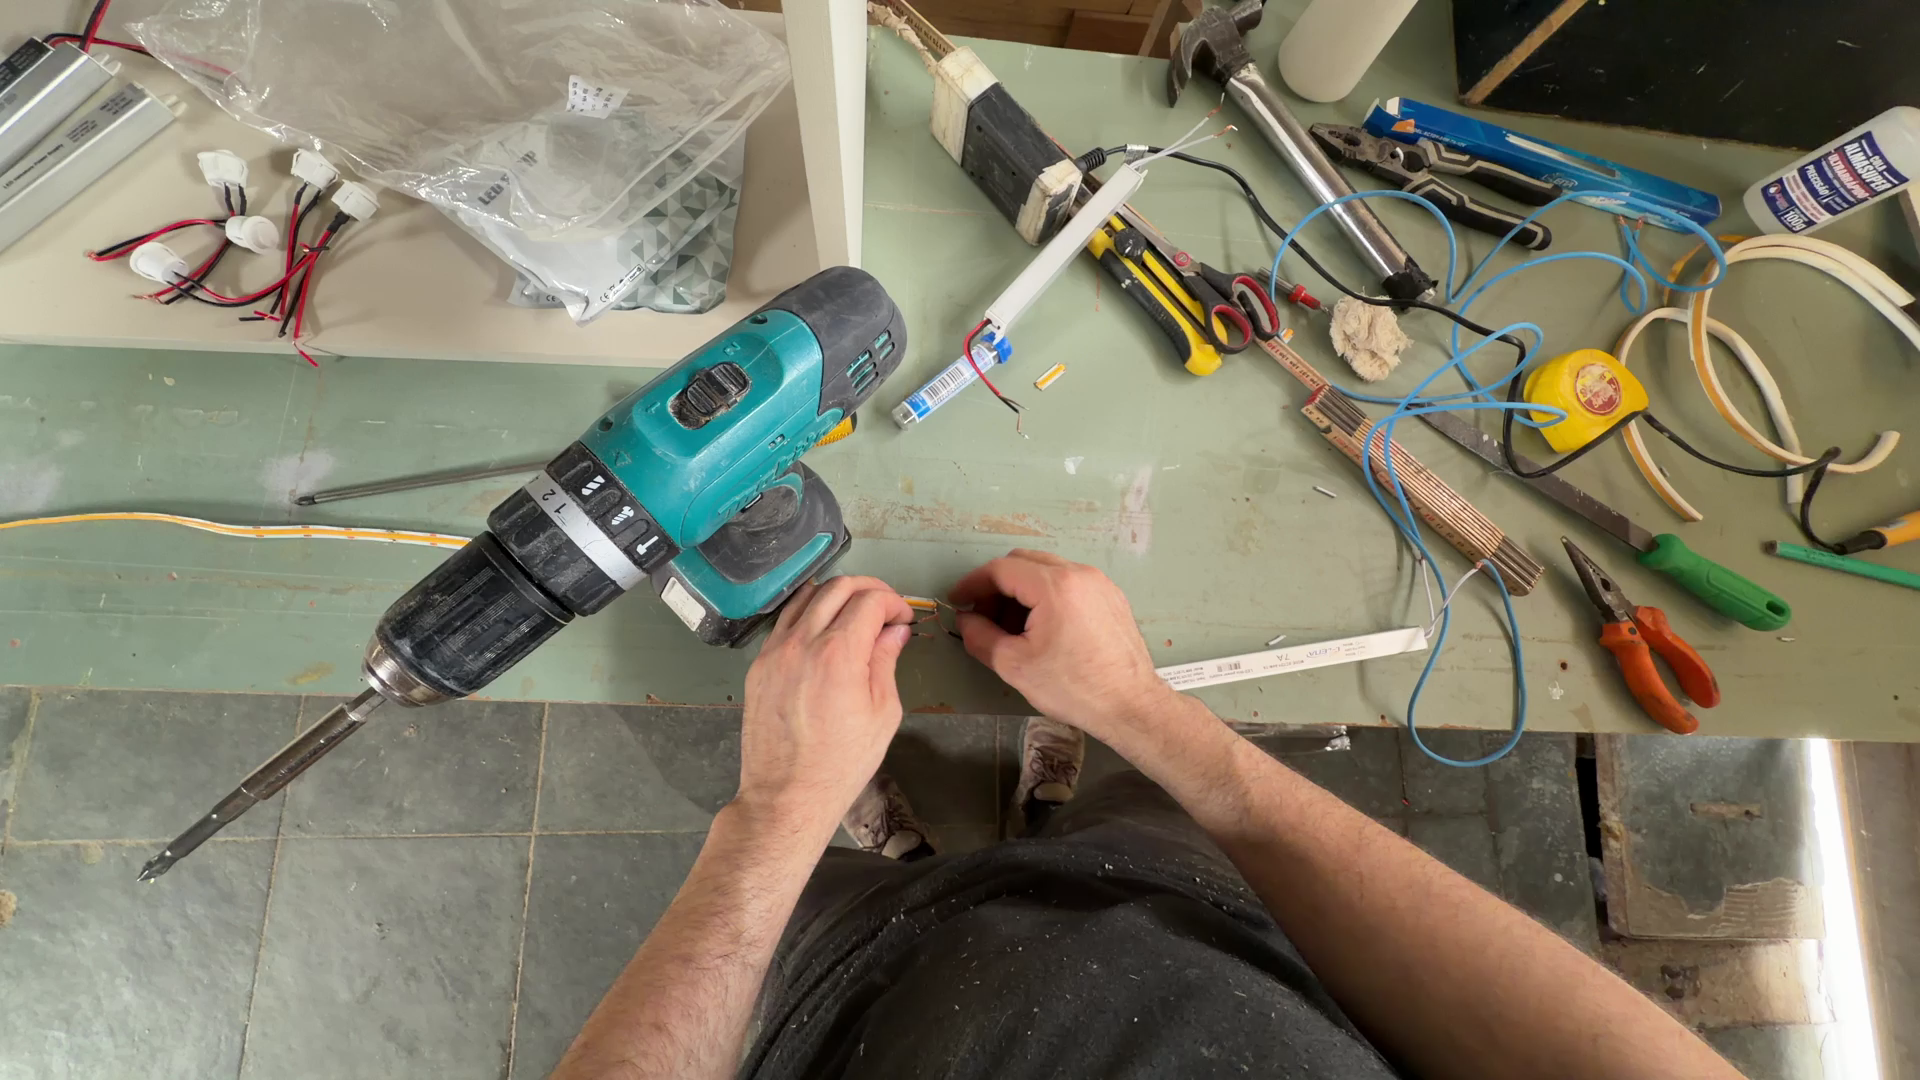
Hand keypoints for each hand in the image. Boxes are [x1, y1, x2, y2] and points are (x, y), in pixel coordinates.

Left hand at [736, 576, 913, 839]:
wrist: (787, 795)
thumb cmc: (844, 761)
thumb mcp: (883, 712)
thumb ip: (886, 661)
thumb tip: (894, 631)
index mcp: (838, 653)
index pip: (869, 600)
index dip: (893, 602)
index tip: (903, 619)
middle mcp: (802, 641)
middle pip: (837, 587)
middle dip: (869, 589)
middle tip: (886, 609)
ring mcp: (774, 650)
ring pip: (807, 595)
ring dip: (837, 594)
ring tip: (856, 613)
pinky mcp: (759, 663)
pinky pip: (785, 619)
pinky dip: (809, 611)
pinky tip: (824, 628)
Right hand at [949, 550, 1176, 743]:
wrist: (1131, 706)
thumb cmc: (1071, 687)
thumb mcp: (1014, 665)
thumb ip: (980, 636)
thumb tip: (965, 619)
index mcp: (1055, 585)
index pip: (1001, 569)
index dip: (972, 583)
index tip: (957, 601)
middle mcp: (1079, 573)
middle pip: (1024, 562)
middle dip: (996, 585)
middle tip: (982, 616)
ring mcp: (1099, 583)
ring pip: (1046, 571)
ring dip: (1021, 591)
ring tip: (1011, 626)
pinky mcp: (1110, 596)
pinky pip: (1068, 583)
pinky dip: (1046, 595)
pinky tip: (1041, 628)